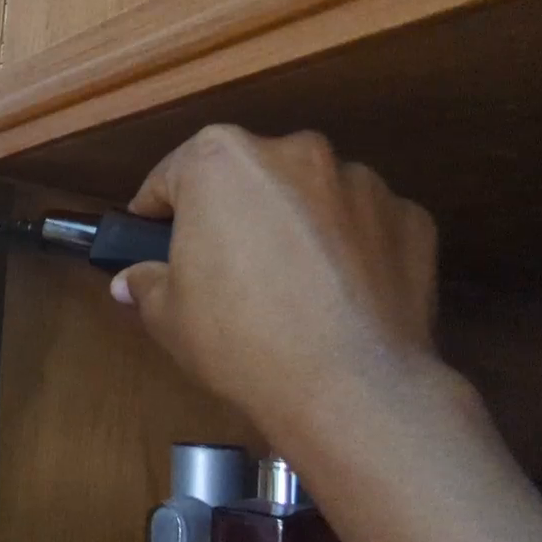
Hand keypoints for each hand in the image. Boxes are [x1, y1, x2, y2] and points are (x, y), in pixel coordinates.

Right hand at [110, 126, 436, 439]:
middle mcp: (295, 153)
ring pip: (307, 197)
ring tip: (287, 286)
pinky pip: (361, 225)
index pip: (171, 175)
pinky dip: (345, 248)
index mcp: (223, 161)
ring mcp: (360, 182)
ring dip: (291, 225)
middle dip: (230, 212)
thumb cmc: (238, 338)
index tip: (153, 241)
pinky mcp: (410, 217)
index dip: (156, 212)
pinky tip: (336, 296)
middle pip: (246, 178)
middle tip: (221, 268)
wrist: (350, 388)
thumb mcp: (166, 315)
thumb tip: (131, 282)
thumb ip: (145, 283)